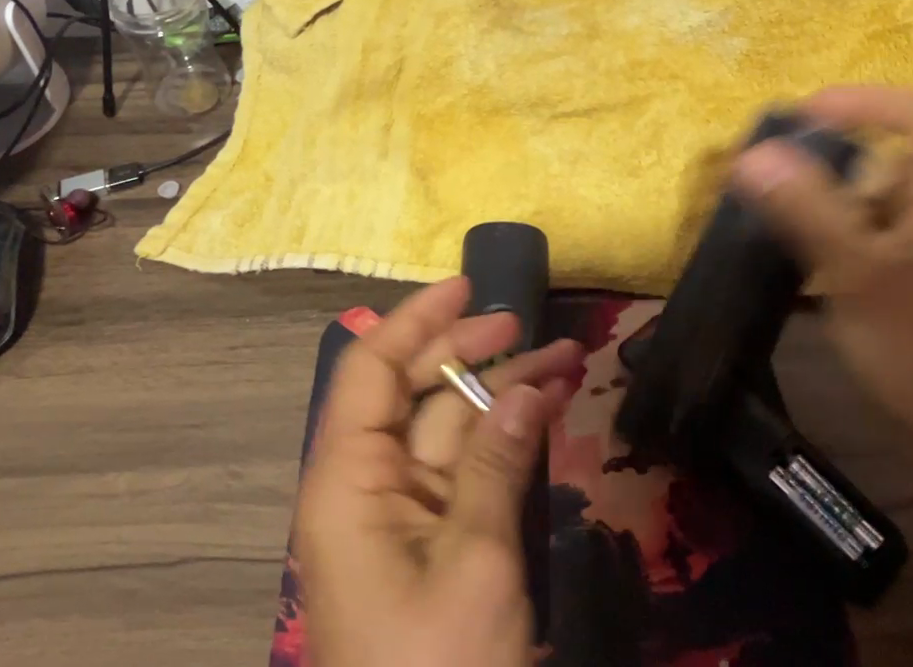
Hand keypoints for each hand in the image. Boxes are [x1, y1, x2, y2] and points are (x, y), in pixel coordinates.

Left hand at [296, 277, 583, 666]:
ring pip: (448, 430)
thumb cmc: (437, 666)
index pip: (372, 371)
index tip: (468, 284)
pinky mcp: (433, 545)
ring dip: (502, 395)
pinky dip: (503, 441)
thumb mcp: (473, 561)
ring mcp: (401, 517)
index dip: (417, 320)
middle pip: (415, 393)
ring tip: (565, 362)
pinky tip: (545, 412)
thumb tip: (525, 387)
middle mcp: (366, 486)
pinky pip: (465, 472)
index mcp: (347, 480)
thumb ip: (494, 464)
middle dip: (472, 353)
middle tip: (532, 328)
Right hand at [732, 87, 912, 456]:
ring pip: (871, 200)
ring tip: (764, 218)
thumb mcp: (862, 276)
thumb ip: (807, 211)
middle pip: (886, 155)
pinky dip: (830, 237)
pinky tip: (793, 262)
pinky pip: (868, 237)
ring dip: (819, 201)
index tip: (796, 120)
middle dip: (822, 158)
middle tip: (762, 175)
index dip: (859, 102)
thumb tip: (751, 155)